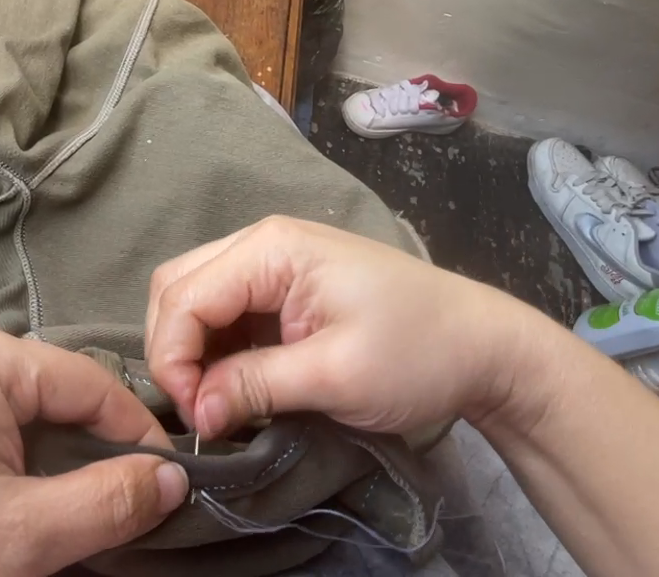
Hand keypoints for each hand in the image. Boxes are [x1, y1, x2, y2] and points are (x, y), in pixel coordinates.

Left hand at [0, 320, 188, 576]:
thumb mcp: (24, 534)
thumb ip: (109, 501)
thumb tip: (176, 478)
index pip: (90, 381)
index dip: (139, 432)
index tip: (177, 484)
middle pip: (56, 389)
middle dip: (96, 446)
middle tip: (131, 503)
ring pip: (23, 406)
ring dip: (57, 456)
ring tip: (81, 508)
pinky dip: (17, 455)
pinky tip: (22, 498)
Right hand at [144, 216, 554, 440]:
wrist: (485, 346)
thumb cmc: (418, 354)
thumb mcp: (336, 376)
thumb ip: (255, 385)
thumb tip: (195, 414)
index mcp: (270, 248)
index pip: (186, 294)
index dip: (174, 356)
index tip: (195, 417)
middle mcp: (259, 242)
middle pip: (178, 284)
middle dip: (173, 347)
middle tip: (198, 408)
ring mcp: (270, 260)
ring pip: (193, 294)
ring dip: (189, 347)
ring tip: (212, 398)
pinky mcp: (280, 285)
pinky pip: (223, 308)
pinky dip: (213, 345)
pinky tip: (230, 379)